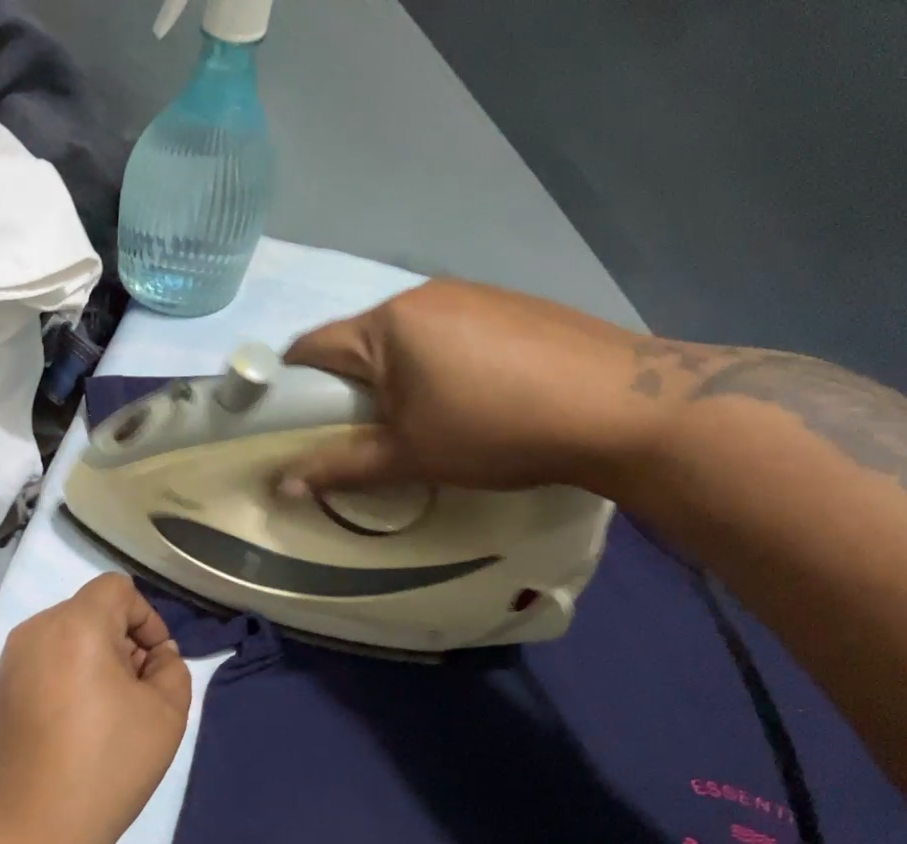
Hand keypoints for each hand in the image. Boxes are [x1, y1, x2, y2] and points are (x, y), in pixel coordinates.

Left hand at [0, 574, 190, 843]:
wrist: (32, 824)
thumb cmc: (107, 764)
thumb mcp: (167, 714)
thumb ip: (171, 669)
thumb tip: (154, 655)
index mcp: (75, 624)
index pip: (116, 588)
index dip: (146, 618)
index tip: (155, 664)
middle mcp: (35, 629)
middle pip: (90, 609)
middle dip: (122, 640)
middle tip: (138, 692)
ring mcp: (11, 658)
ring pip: (67, 635)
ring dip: (96, 658)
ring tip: (109, 712)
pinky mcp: (1, 687)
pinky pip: (45, 659)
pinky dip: (69, 674)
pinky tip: (79, 722)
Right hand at [279, 279, 671, 493]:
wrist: (626, 406)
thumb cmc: (497, 429)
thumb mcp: (410, 456)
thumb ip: (340, 467)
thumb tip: (280, 487)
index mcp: (387, 323)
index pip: (310, 347)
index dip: (291, 386)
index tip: (296, 426)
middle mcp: (423, 296)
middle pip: (357, 342)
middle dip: (349, 387)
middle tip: (364, 435)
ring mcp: (472, 295)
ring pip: (405, 339)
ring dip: (395, 377)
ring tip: (424, 422)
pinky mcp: (511, 305)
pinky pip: (449, 333)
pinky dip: (439, 366)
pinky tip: (472, 400)